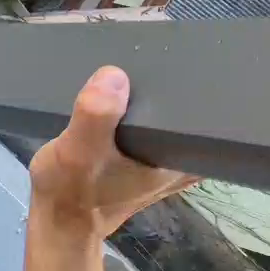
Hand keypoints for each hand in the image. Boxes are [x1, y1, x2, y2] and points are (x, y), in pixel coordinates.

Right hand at [29, 66, 198, 238]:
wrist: (57, 220)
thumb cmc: (72, 189)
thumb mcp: (78, 151)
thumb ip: (97, 115)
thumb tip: (115, 74)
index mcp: (185, 159)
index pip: (212, 113)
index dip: (200, 80)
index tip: (183, 54)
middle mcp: (185, 158)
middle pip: (190, 109)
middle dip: (173, 81)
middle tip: (151, 50)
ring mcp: (165, 158)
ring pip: (169, 115)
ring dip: (152, 94)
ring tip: (135, 62)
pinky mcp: (143, 155)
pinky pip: (150, 122)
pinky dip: (138, 107)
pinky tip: (122, 91)